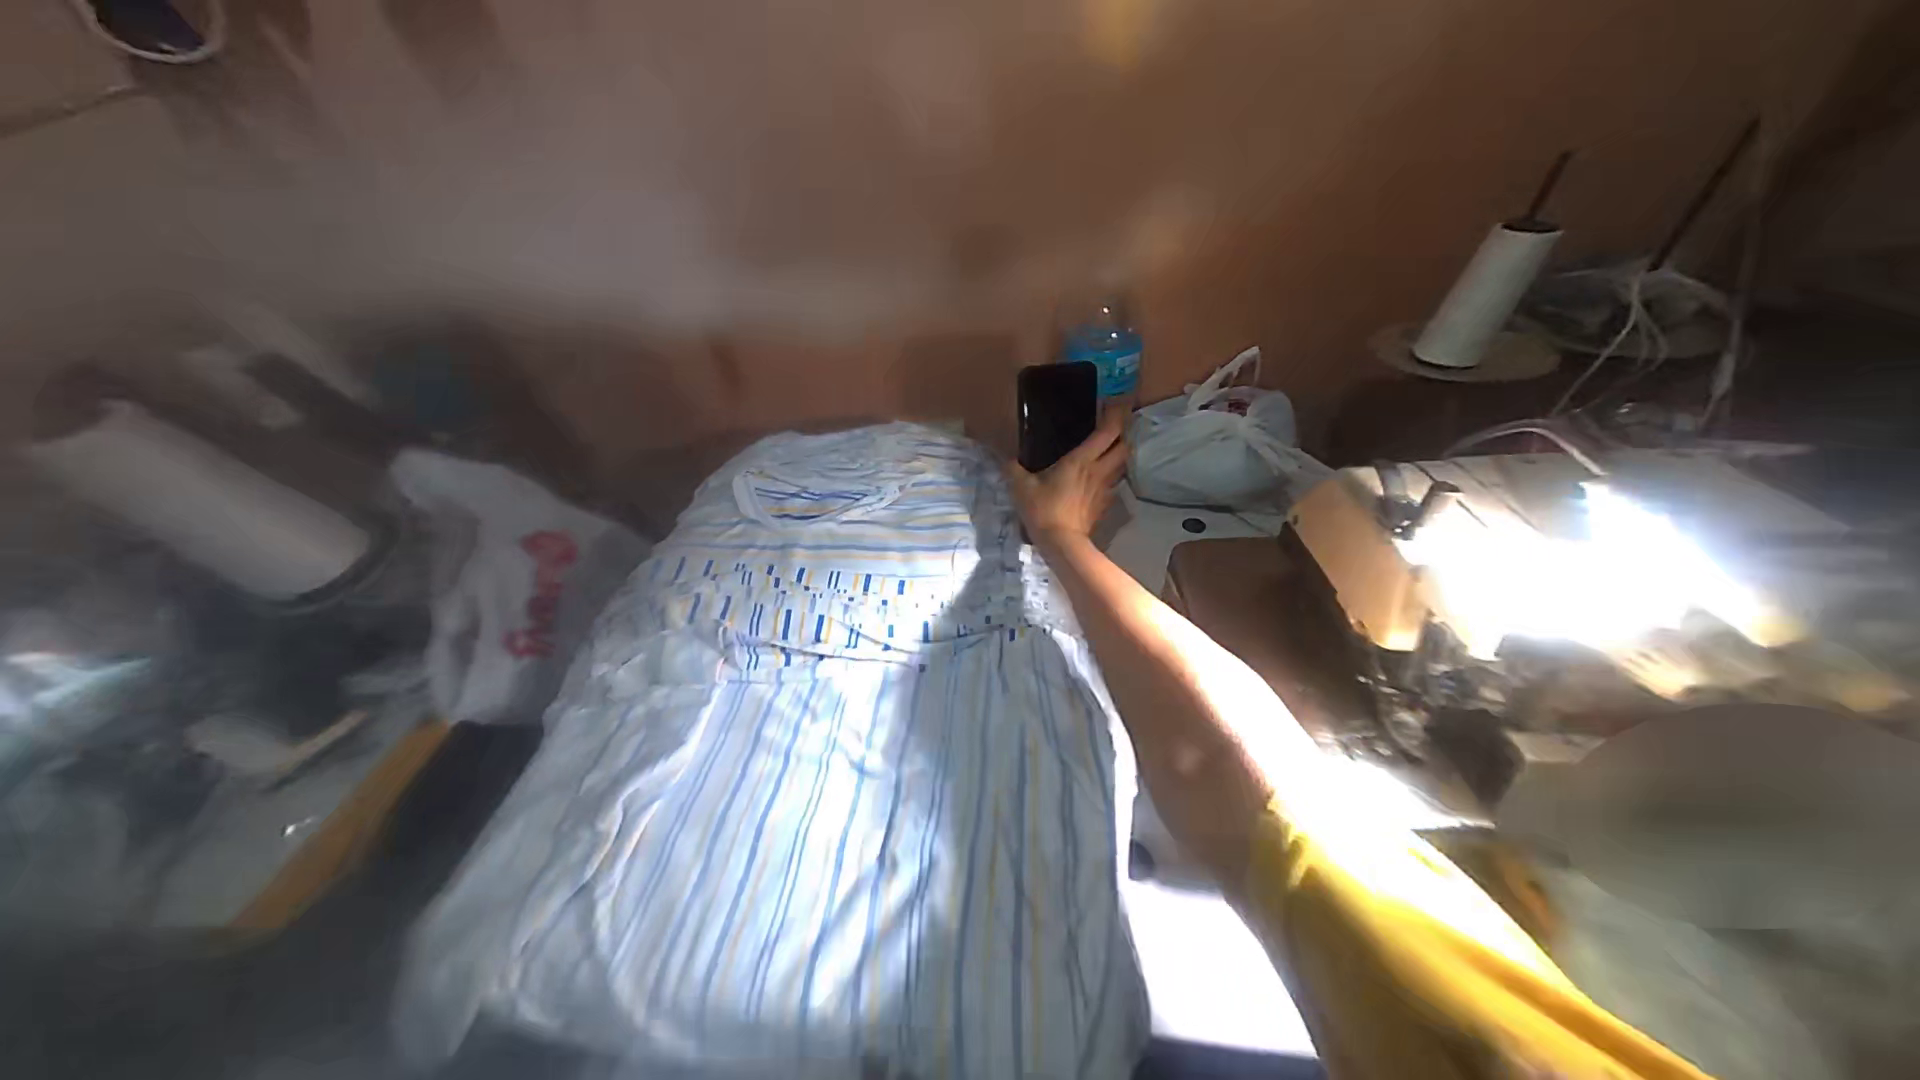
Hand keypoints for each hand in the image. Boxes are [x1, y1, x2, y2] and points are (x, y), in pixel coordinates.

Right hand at [1005, 407, 1128, 545]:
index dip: (1116, 415)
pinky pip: (1114, 486)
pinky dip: (1111, 479)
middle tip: (1112, 430)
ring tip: (1109, 453)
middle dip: (1123, 436)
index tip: (1115, 403)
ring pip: (1122, 466)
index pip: (1109, 431)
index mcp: (1082, 460)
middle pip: (1124, 447)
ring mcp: (1105, 490)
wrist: (1061, 543)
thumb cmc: (1043, 510)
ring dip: (1119, 457)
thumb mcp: (1021, 486)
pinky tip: (1100, 481)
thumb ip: (1012, 468)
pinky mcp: (1104, 506)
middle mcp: (1099, 471)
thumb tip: (1004, 458)